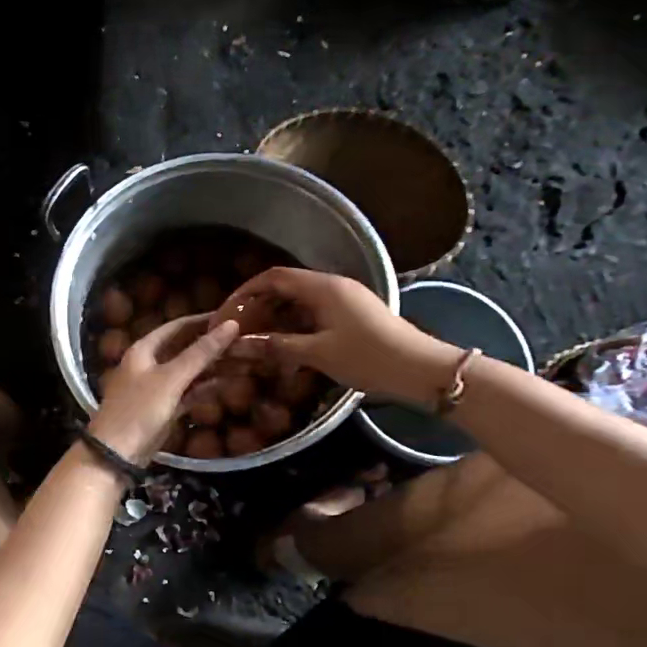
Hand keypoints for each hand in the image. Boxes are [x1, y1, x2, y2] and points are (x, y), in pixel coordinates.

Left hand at [89, 315, 240, 462]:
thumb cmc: (139, 409)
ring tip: (241, 359)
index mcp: (144, 349)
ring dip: (212, 366)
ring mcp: (157, 387)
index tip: (229, 316)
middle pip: (184, 348)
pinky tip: (227, 382)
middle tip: (242, 339)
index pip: (177, 326)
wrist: (117, 454)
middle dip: (210, 344)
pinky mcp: (165, 408)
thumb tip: (231, 325)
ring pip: (189, 371)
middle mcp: (150, 364)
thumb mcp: (172, 378)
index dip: (202, 320)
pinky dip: (206, 387)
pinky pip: (189, 391)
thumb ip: (201, 353)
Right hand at [219, 268, 461, 405]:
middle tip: (238, 330)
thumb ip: (277, 346)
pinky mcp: (353, 316)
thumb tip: (240, 345)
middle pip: (286, 288)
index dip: (246, 292)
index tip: (227, 313)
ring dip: (277, 318)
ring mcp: (346, 300)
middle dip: (259, 307)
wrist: (420, 369)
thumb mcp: (319, 354)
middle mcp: (333, 286)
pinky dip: (295, 326)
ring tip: (256, 341)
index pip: (274, 278)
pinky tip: (285, 346)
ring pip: (301, 303)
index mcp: (323, 287)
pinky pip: (315, 314)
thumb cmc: (368, 357)